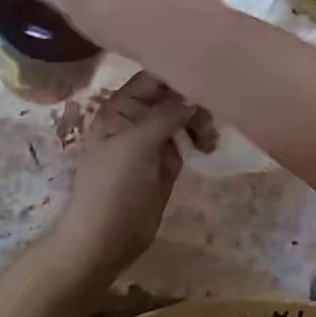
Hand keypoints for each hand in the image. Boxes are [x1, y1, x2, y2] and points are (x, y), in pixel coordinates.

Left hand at [44, 72, 215, 278]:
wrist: (104, 241)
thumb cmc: (112, 187)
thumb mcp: (136, 144)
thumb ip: (165, 115)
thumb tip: (194, 95)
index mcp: (120, 106)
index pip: (153, 78)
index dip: (178, 75)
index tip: (208, 79)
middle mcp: (137, 117)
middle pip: (172, 95)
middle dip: (194, 102)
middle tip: (211, 120)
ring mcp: (152, 140)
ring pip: (183, 117)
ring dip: (200, 122)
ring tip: (209, 141)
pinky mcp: (166, 161)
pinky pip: (187, 139)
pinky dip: (199, 138)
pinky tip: (208, 148)